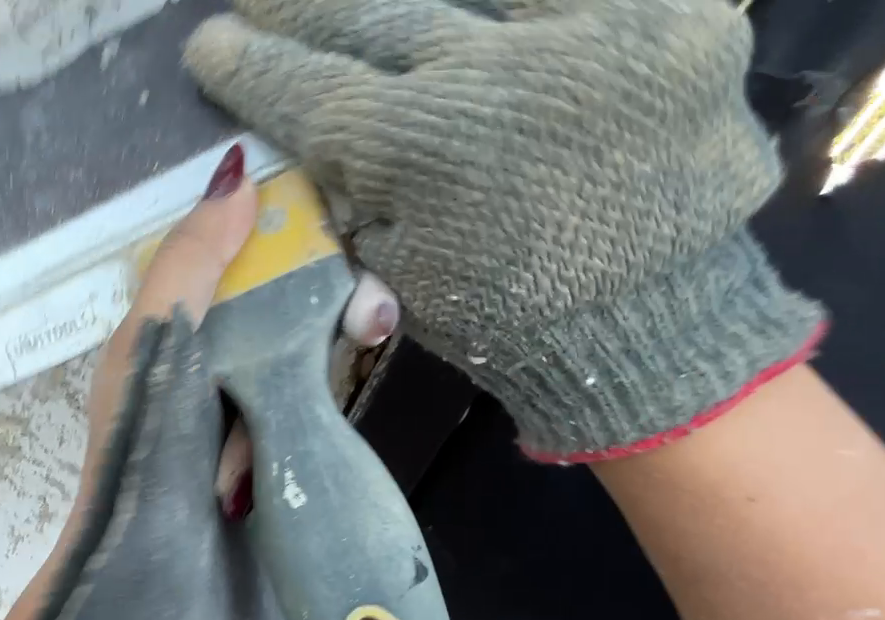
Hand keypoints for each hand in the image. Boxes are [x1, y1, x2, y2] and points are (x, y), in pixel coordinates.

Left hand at [83, 145, 402, 518]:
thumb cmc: (146, 449)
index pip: (233, 264)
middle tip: (367, 311)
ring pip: (301, 351)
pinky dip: (332, 389)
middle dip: (327, 294)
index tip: (336, 235)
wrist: (162, 574)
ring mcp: (239, 416)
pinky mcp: (273, 457)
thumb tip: (236, 177)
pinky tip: (356, 375)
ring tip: (370, 329)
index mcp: (165, 338)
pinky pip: (313, 403)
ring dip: (335, 338)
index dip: (286, 241)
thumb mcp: (154, 346)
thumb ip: (188, 265)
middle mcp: (201, 371)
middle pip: (277, 303)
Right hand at [183, 0, 823, 462]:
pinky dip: (531, 7)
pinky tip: (489, 18)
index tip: (208, 44)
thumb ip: (353, 197)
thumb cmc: (497, 315)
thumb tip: (322, 145)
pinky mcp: (677, 16)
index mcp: (413, 149)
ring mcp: (589, 32)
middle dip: (306, 8)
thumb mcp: (392, 273)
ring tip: (358, 1)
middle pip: (374, 17)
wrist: (641, 323)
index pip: (307, 90)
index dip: (249, 66)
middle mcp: (491, 72)